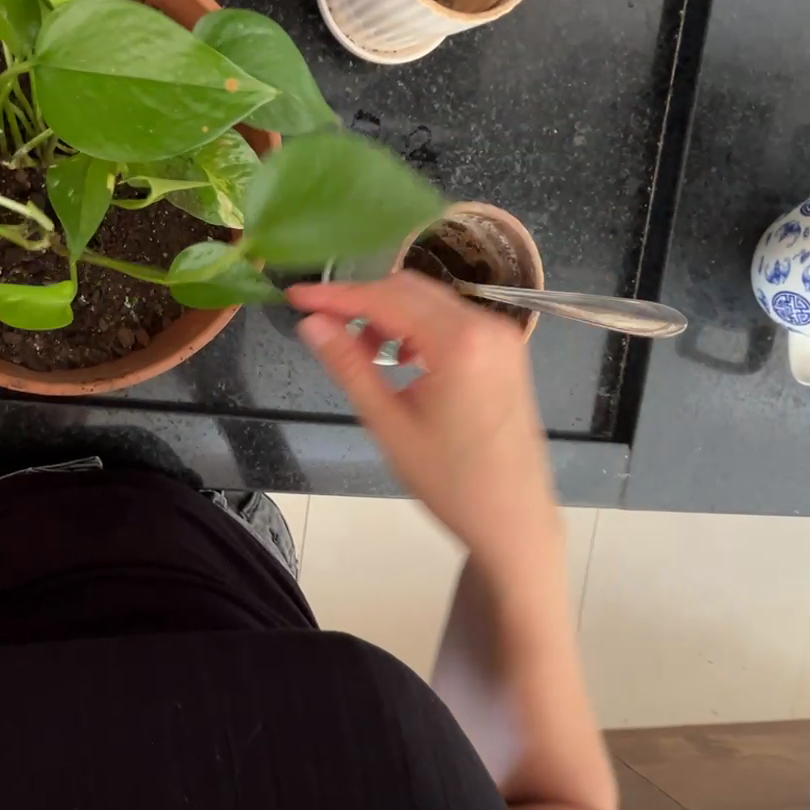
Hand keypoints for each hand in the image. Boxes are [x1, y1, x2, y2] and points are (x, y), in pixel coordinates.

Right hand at [288, 272, 558, 557]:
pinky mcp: (504, 351)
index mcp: (459, 343)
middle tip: (320, 324)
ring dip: (387, 315)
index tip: (295, 296)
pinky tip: (396, 359)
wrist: (513, 520)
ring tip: (357, 352)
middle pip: (409, 290)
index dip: (335, 295)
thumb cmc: (449, 481)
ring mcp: (501, 337)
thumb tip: (311, 324)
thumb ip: (349, 366)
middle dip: (360, 301)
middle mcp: (486, 326)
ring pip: (429, 302)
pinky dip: (415, 328)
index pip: (385, 299)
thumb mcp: (388, 424)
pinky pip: (450, 321)